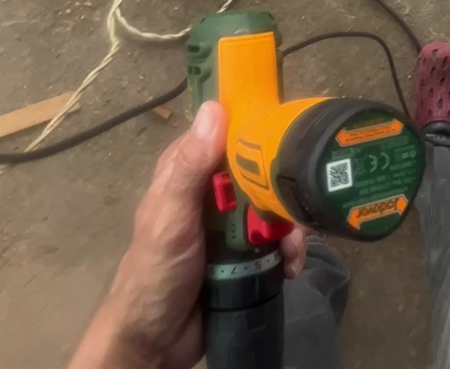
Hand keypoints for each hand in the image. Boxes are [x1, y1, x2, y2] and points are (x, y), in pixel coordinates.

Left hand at [67, 102, 308, 368]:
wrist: (155, 342)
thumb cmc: (154, 273)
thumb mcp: (170, 217)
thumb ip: (191, 167)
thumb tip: (215, 108)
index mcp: (189, 168)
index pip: (228, 130)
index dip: (258, 127)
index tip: (288, 130)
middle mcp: (214, 187)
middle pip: (260, 168)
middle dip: (282, 188)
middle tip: (295, 205)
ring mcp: (232, 219)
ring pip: (274, 203)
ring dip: (290, 225)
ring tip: (294, 248)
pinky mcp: (248, 249)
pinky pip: (279, 237)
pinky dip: (289, 249)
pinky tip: (292, 264)